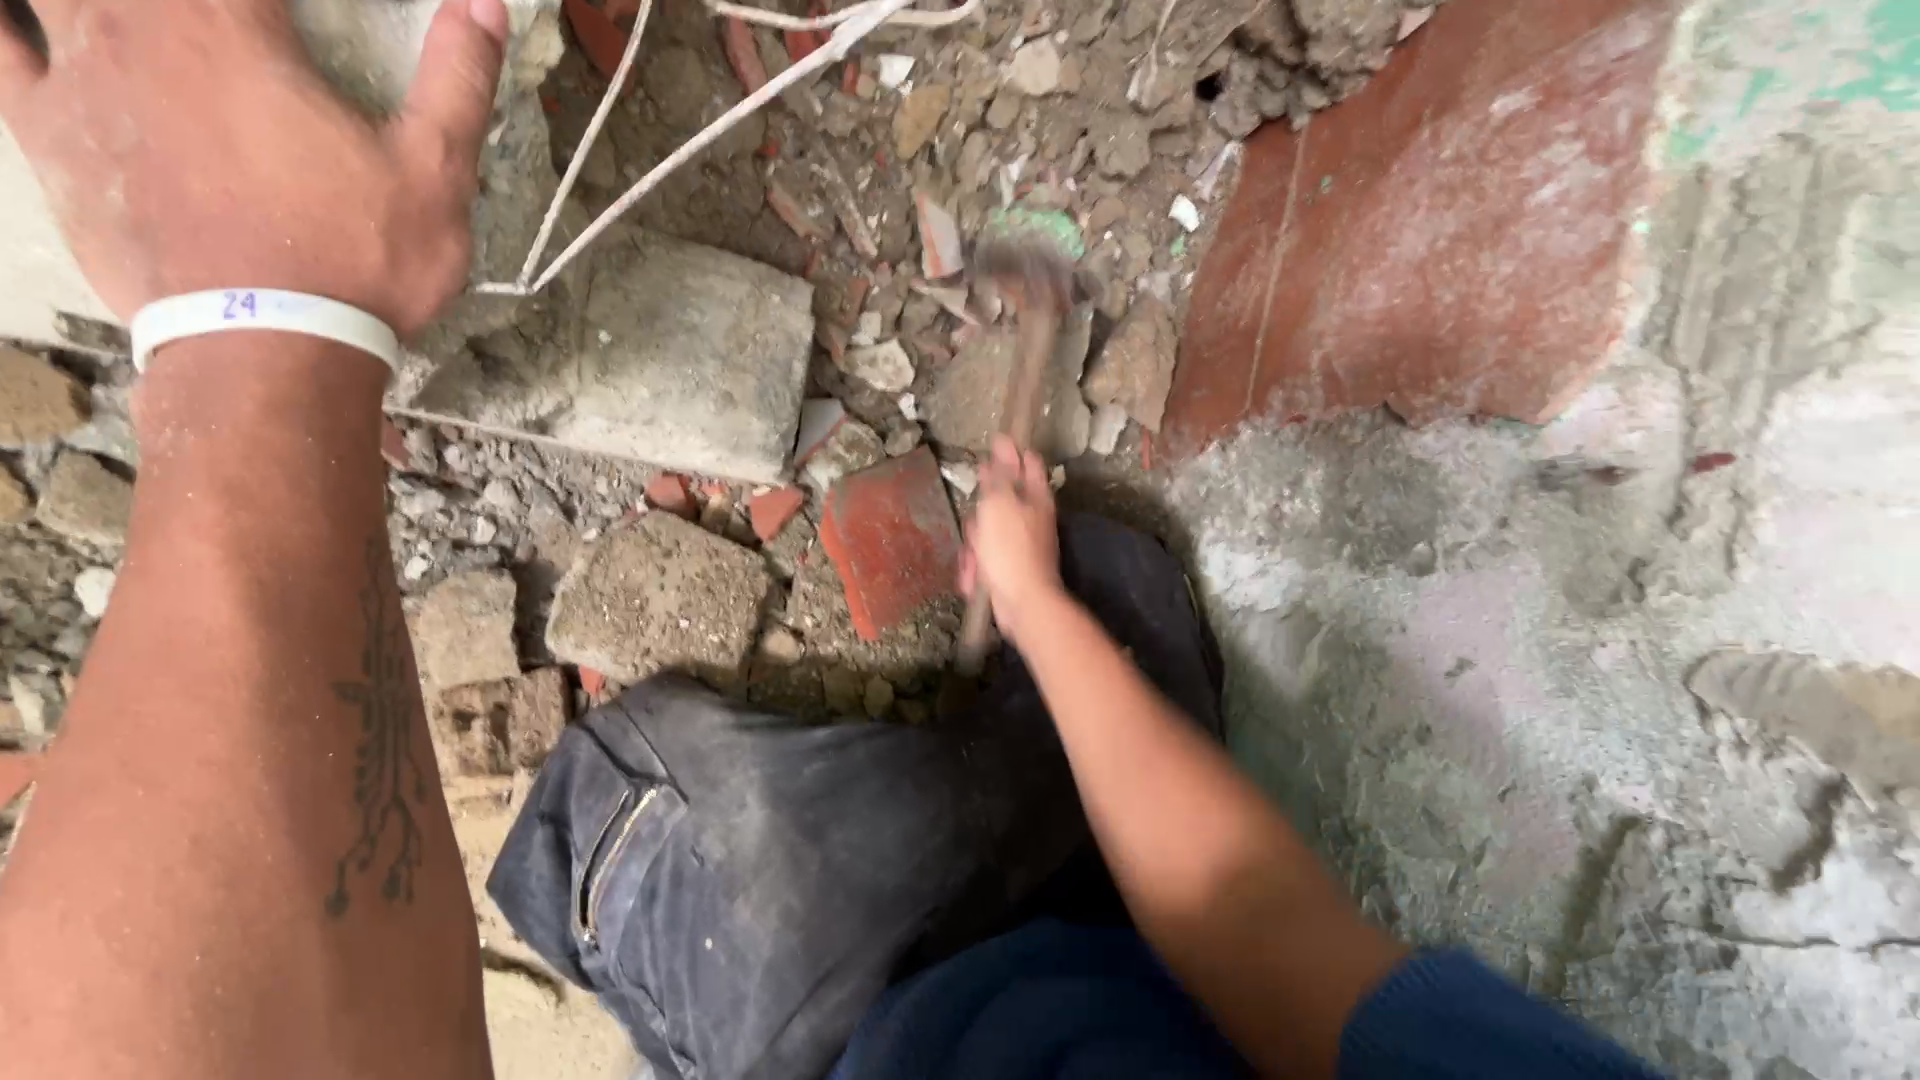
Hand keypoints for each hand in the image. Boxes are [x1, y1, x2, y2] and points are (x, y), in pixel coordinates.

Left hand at [0, 0, 508, 339]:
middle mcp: (134, 33)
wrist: (272, 350)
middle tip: (238, 29)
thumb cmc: (363, 260)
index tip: (297, 14)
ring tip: (161, 29)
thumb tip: (486, 3)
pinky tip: (31, 27)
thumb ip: (457, 80)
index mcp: (230, 29)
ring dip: (113, 10)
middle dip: (202, 6)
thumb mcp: (437, 174)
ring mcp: (78, 83)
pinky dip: (12, 27)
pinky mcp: (48, 140)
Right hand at [959, 435, 1064, 646]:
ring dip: (975, 546)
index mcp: (1035, 498)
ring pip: (989, 532)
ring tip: (974, 559)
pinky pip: (988, 558)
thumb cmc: (1010, 550)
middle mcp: (1033, 518)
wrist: (1023, 603)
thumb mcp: (998, 504)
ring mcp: (1024, 544)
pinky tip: (973, 577)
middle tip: (978, 525)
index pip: (1027, 462)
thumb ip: (999, 474)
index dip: (1009, 454)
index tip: (991, 451)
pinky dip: (978, 566)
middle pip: (1000, 501)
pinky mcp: (1013, 567)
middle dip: (981, 515)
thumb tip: (1003, 442)